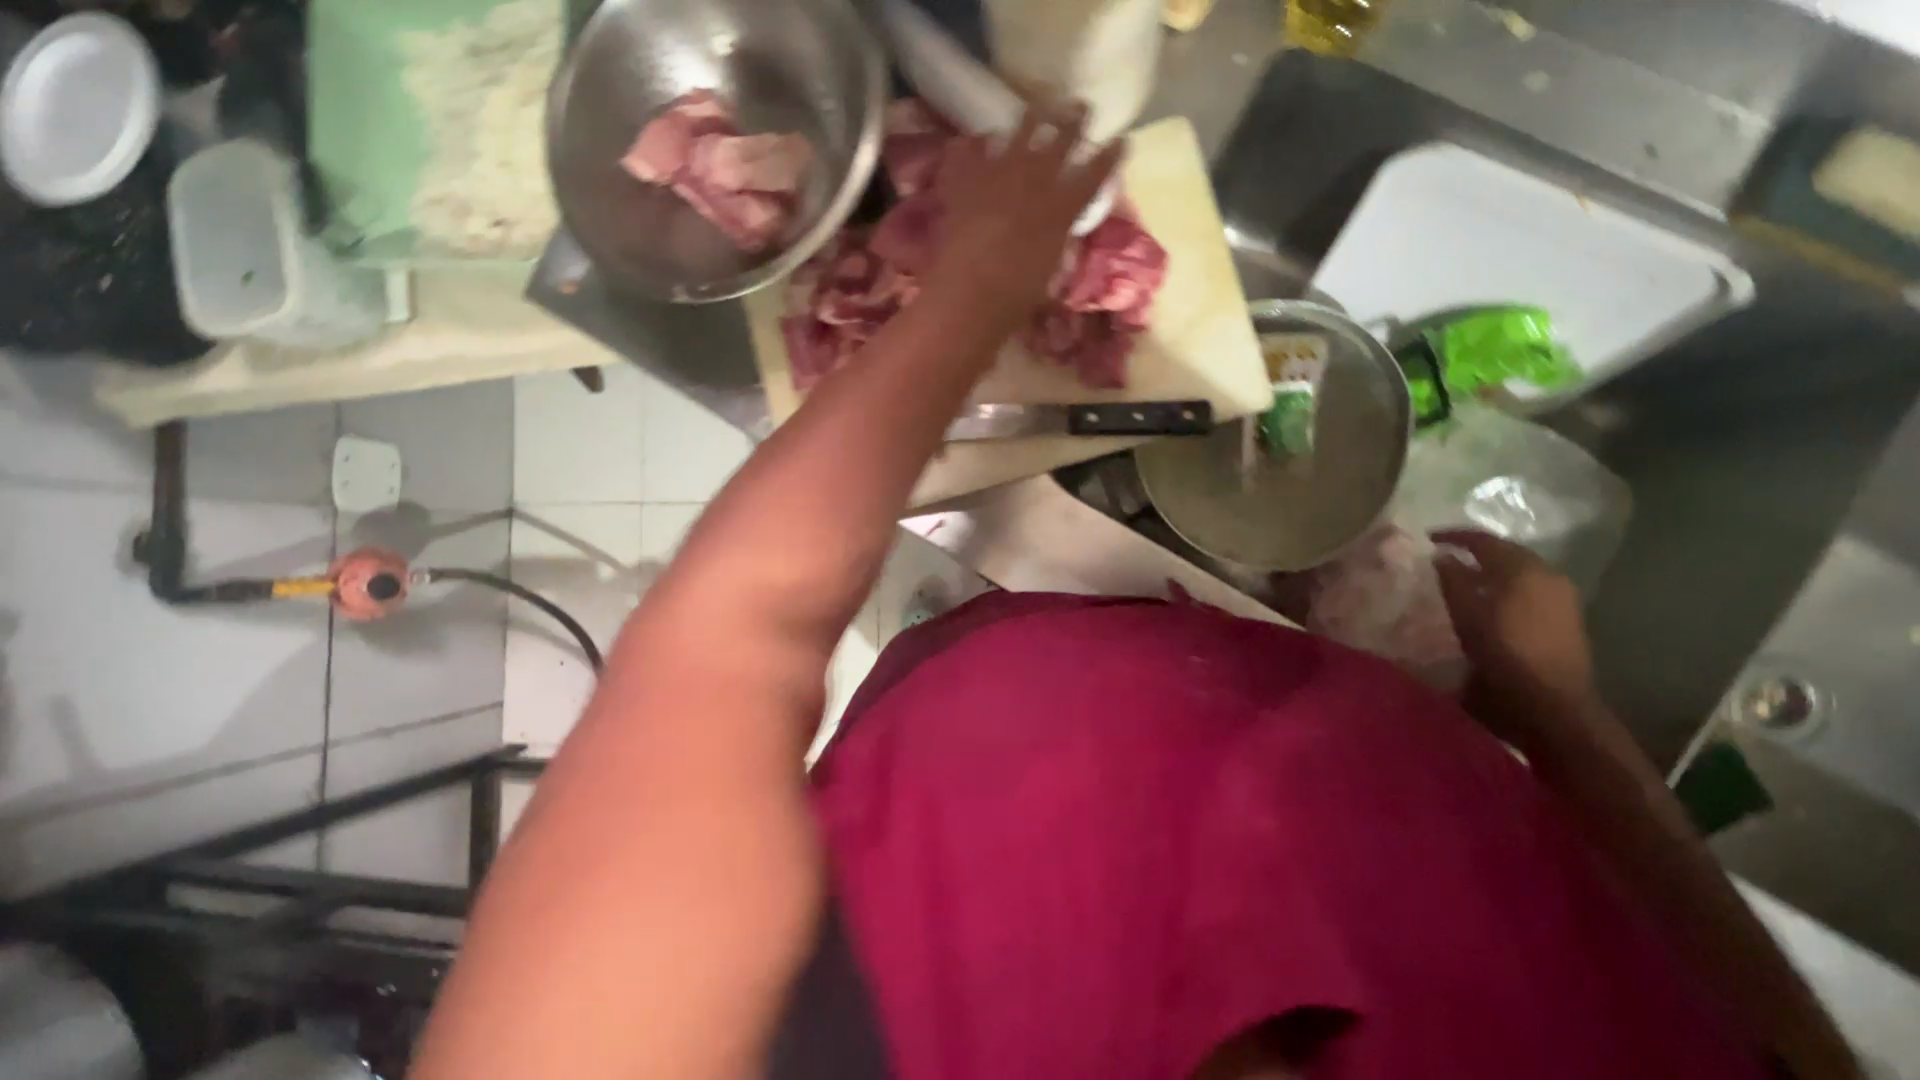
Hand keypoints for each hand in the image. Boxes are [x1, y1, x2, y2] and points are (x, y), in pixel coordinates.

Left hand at [925, 100, 1122, 324]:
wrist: (969, 294)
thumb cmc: (1016, 297)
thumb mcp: (1049, 272)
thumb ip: (1055, 244)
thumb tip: (1057, 236)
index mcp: (1061, 210)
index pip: (1092, 176)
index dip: (1109, 158)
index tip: (1122, 139)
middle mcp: (1033, 184)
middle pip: (1058, 144)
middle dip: (1072, 123)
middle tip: (1082, 104)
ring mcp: (996, 177)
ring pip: (1017, 137)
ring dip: (1030, 120)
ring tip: (1037, 106)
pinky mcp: (963, 182)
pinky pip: (968, 153)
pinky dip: (974, 144)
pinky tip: (978, 138)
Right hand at [1433, 530, 1596, 741]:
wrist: (1553, 703)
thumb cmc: (1504, 655)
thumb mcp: (1466, 617)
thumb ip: (1453, 582)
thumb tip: (1442, 556)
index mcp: (1522, 569)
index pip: (1484, 540)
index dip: (1455, 536)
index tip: (1429, 537)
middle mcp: (1547, 574)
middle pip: (1507, 552)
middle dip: (1476, 551)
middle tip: (1447, 555)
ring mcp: (1562, 595)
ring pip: (1521, 570)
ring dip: (1493, 569)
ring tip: (1466, 578)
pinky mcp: (1567, 615)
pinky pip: (1531, 587)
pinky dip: (1508, 585)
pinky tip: (1492, 600)